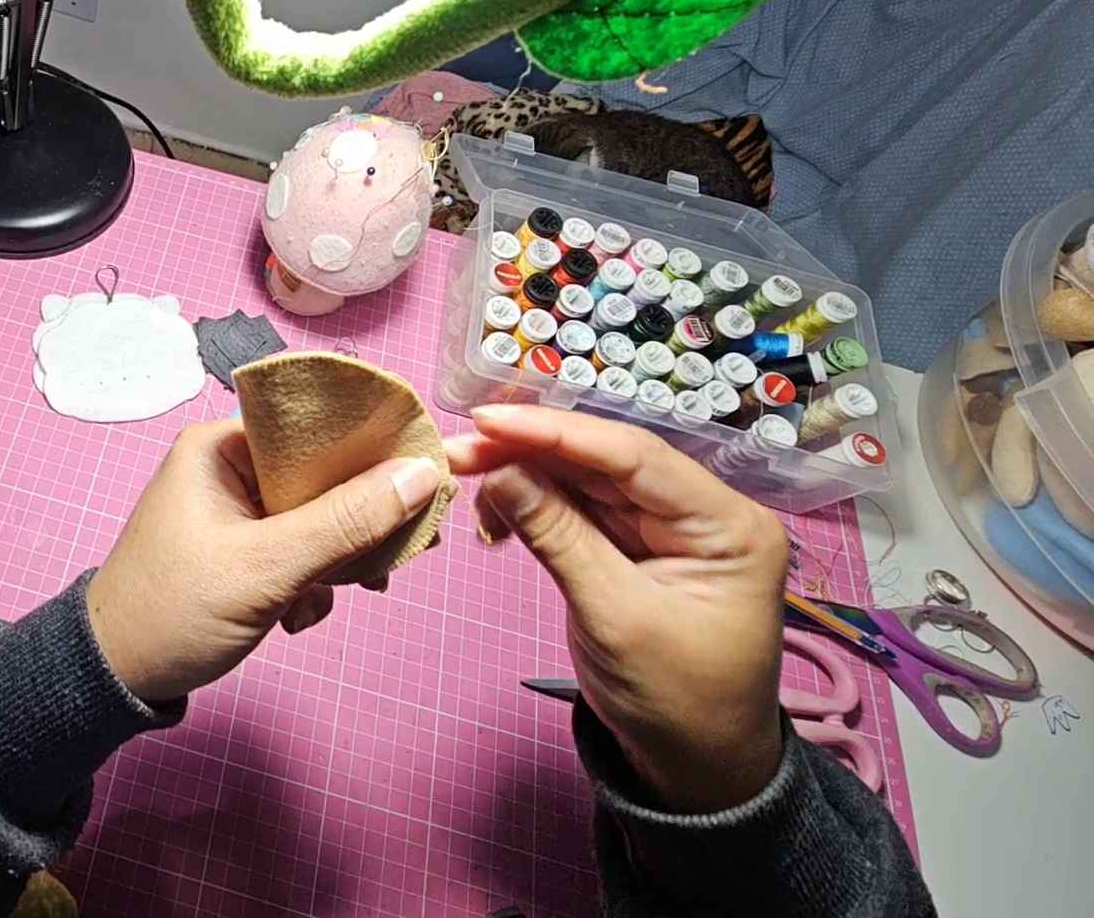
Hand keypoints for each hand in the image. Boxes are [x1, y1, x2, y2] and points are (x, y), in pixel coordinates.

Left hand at [87, 418, 443, 702]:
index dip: (370, 442)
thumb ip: (345, 520)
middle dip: (363, 514)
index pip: (311, 421)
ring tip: (354, 589)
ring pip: (317, 513)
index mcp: (222, 446)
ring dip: (339, 556)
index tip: (422, 471)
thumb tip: (420, 473)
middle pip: (322, 471)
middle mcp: (230, 466)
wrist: (120, 675)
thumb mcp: (265, 566)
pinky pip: (299, 545)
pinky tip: (300, 614)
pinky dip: (313, 578)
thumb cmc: (173, 609)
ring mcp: (236, 508)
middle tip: (404, 546)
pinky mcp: (242, 545)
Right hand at [447, 404, 788, 812]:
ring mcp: (654, 525)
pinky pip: (567, 506)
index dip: (556, 431)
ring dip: (517, 473)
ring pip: (576, 478)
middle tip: (458, 449)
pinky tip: (492, 513)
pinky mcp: (621, 542)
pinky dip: (525, 503)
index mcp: (724, 523)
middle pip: (598, 460)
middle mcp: (691, 510)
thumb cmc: (675, 696)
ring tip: (463, 475)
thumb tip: (498, 472)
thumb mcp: (614, 615)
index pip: (632, 456)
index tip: (487, 419)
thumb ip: (557, 536)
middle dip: (525, 449)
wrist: (691, 761)